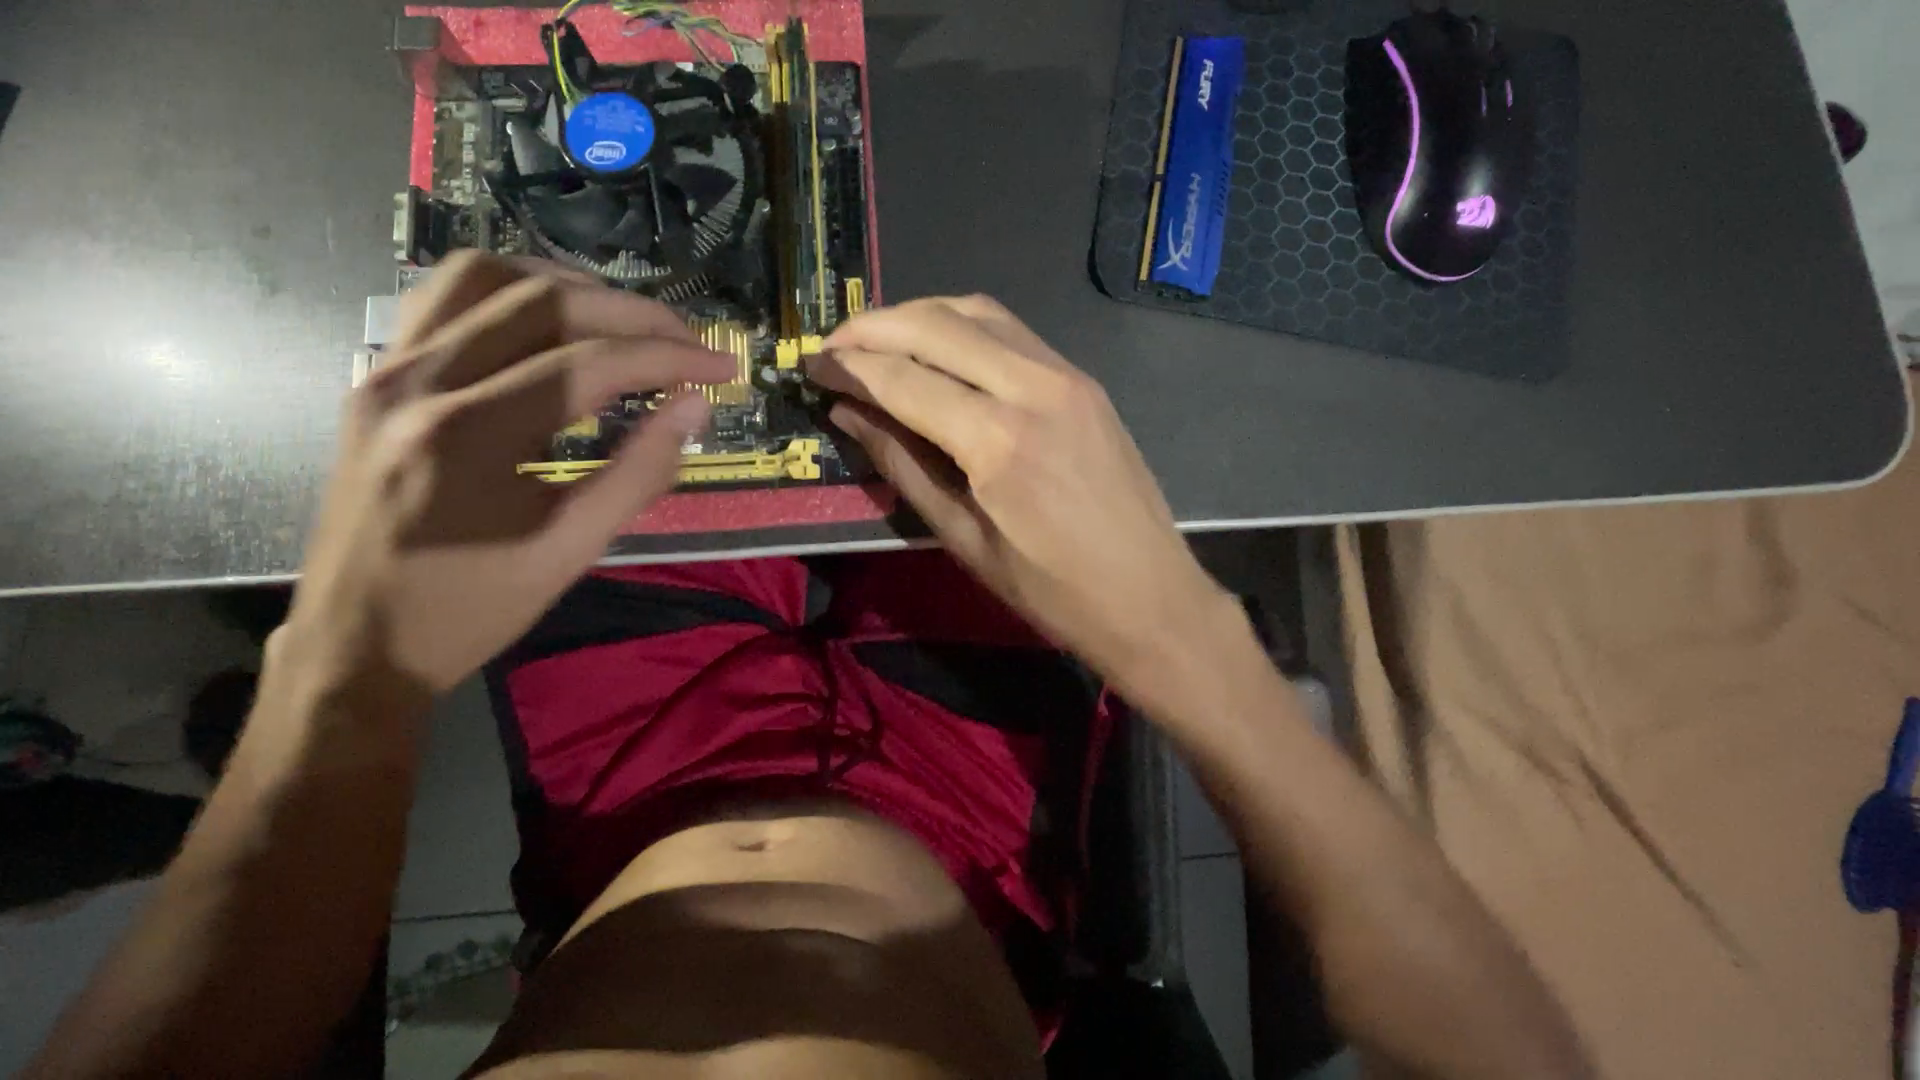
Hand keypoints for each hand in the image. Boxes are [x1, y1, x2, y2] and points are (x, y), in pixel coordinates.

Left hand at [281, 252, 733, 696]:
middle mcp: (419, 382)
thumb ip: (638, 475)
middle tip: (688, 339)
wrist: (356, 644)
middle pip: (541, 305)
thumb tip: (694, 408)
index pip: (587, 365)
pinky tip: (544, 318)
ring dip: (566, 286)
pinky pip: (439, 300)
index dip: (667, 357)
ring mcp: (385, 372)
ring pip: (481, 278)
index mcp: (467, 436)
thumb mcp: (568, 554)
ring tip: (622, 318)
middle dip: (631, 314)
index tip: (720, 366)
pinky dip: (505, 292)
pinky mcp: (374, 378)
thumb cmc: (469, 610)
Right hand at [809, 296, 1234, 690]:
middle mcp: (1033, 388)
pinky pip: (1011, 331)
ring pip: (976, 313)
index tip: (811, 367)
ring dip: (918, 315)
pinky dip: (963, 327)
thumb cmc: (1051, 591)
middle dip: (872, 326)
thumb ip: (902, 466)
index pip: (902, 378)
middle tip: (833, 347)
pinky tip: (937, 349)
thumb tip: (849, 414)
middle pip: (935, 324)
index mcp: (997, 440)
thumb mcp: (964, 540)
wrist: (1150, 596)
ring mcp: (1066, 376)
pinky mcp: (1083, 380)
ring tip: (877, 341)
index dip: (848, 367)